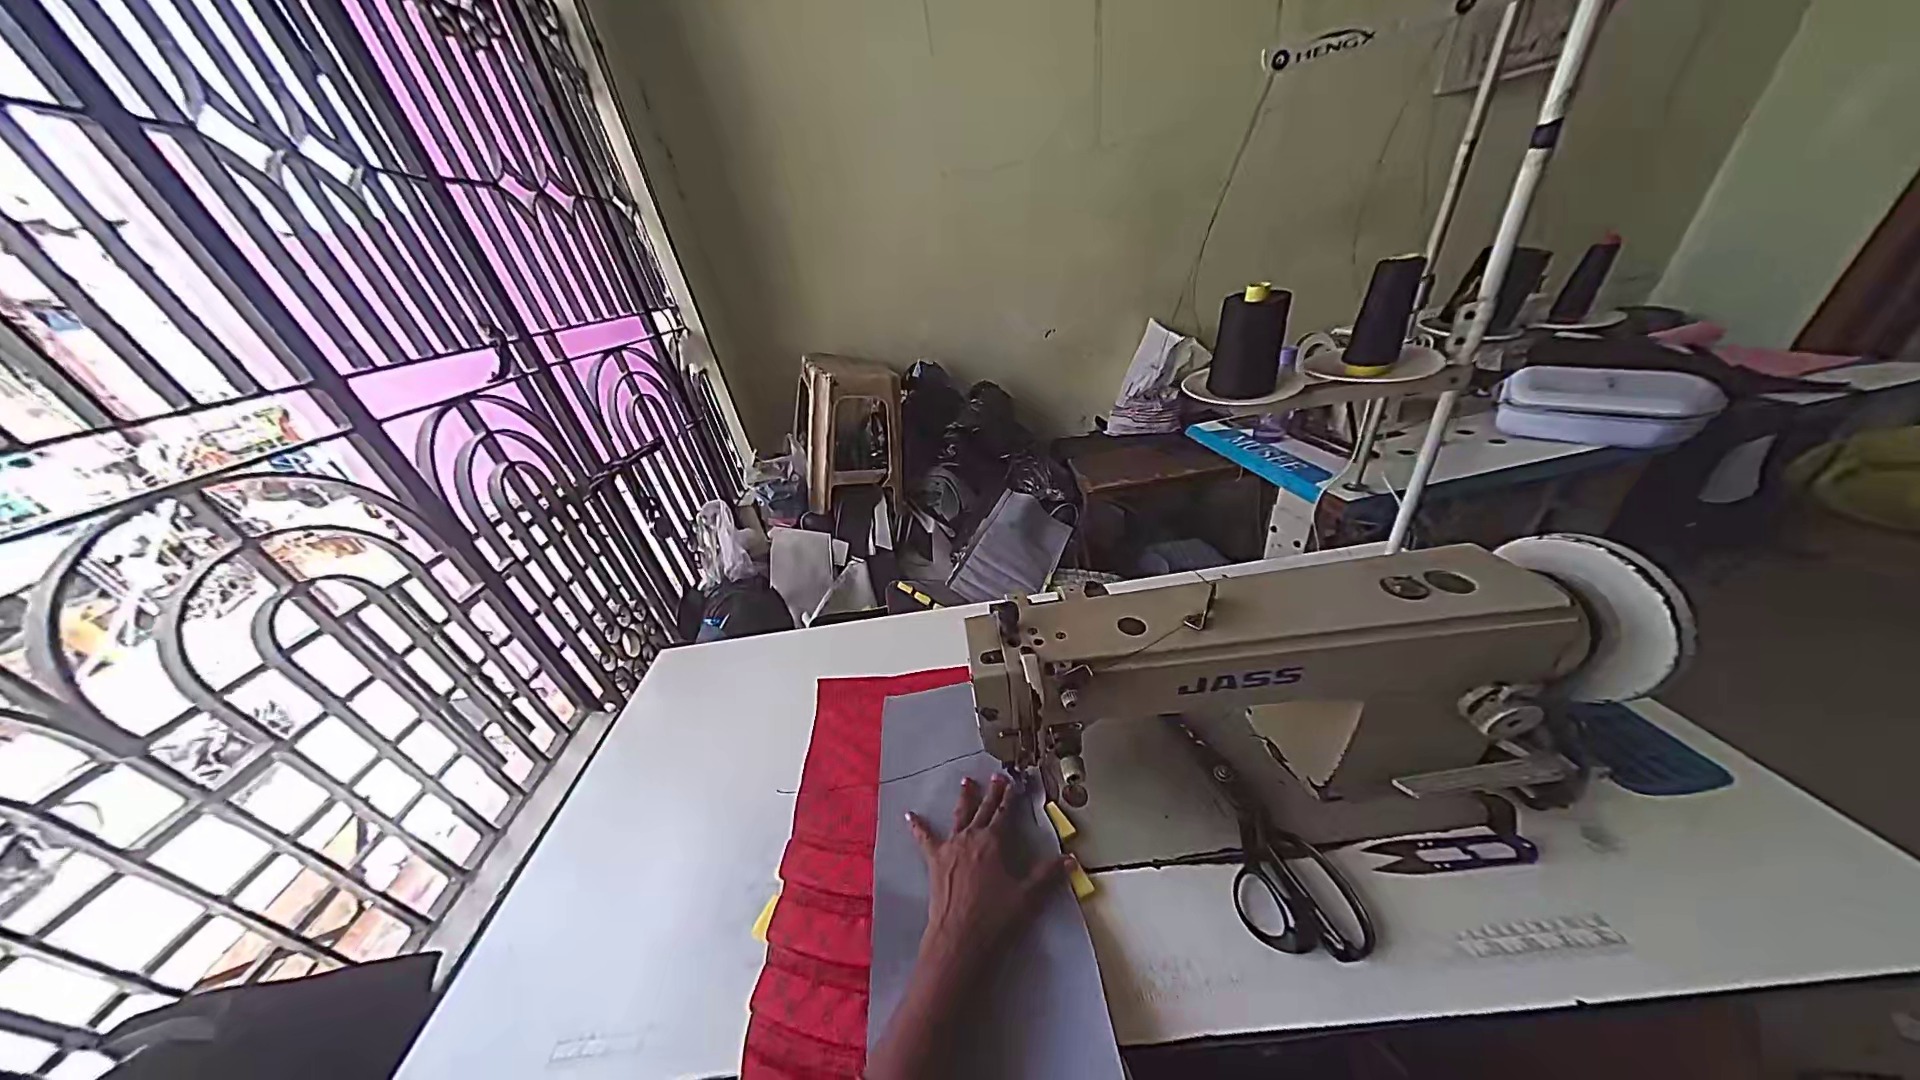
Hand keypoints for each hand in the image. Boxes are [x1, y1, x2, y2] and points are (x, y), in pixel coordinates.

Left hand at [904, 773, 1068, 980]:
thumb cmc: (995, 918)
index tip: (1013, 783)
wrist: (958, 939)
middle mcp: (971, 837)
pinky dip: (918, 826)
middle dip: (991, 793)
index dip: (1010, 798)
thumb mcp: (1028, 896)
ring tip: (966, 782)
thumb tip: (1070, 859)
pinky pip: (925, 839)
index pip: (1005, 814)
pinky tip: (910, 815)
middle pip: (983, 809)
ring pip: (959, 816)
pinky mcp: (935, 860)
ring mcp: (951, 847)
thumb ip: (1048, 875)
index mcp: (994, 842)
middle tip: (995, 776)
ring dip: (964, 799)